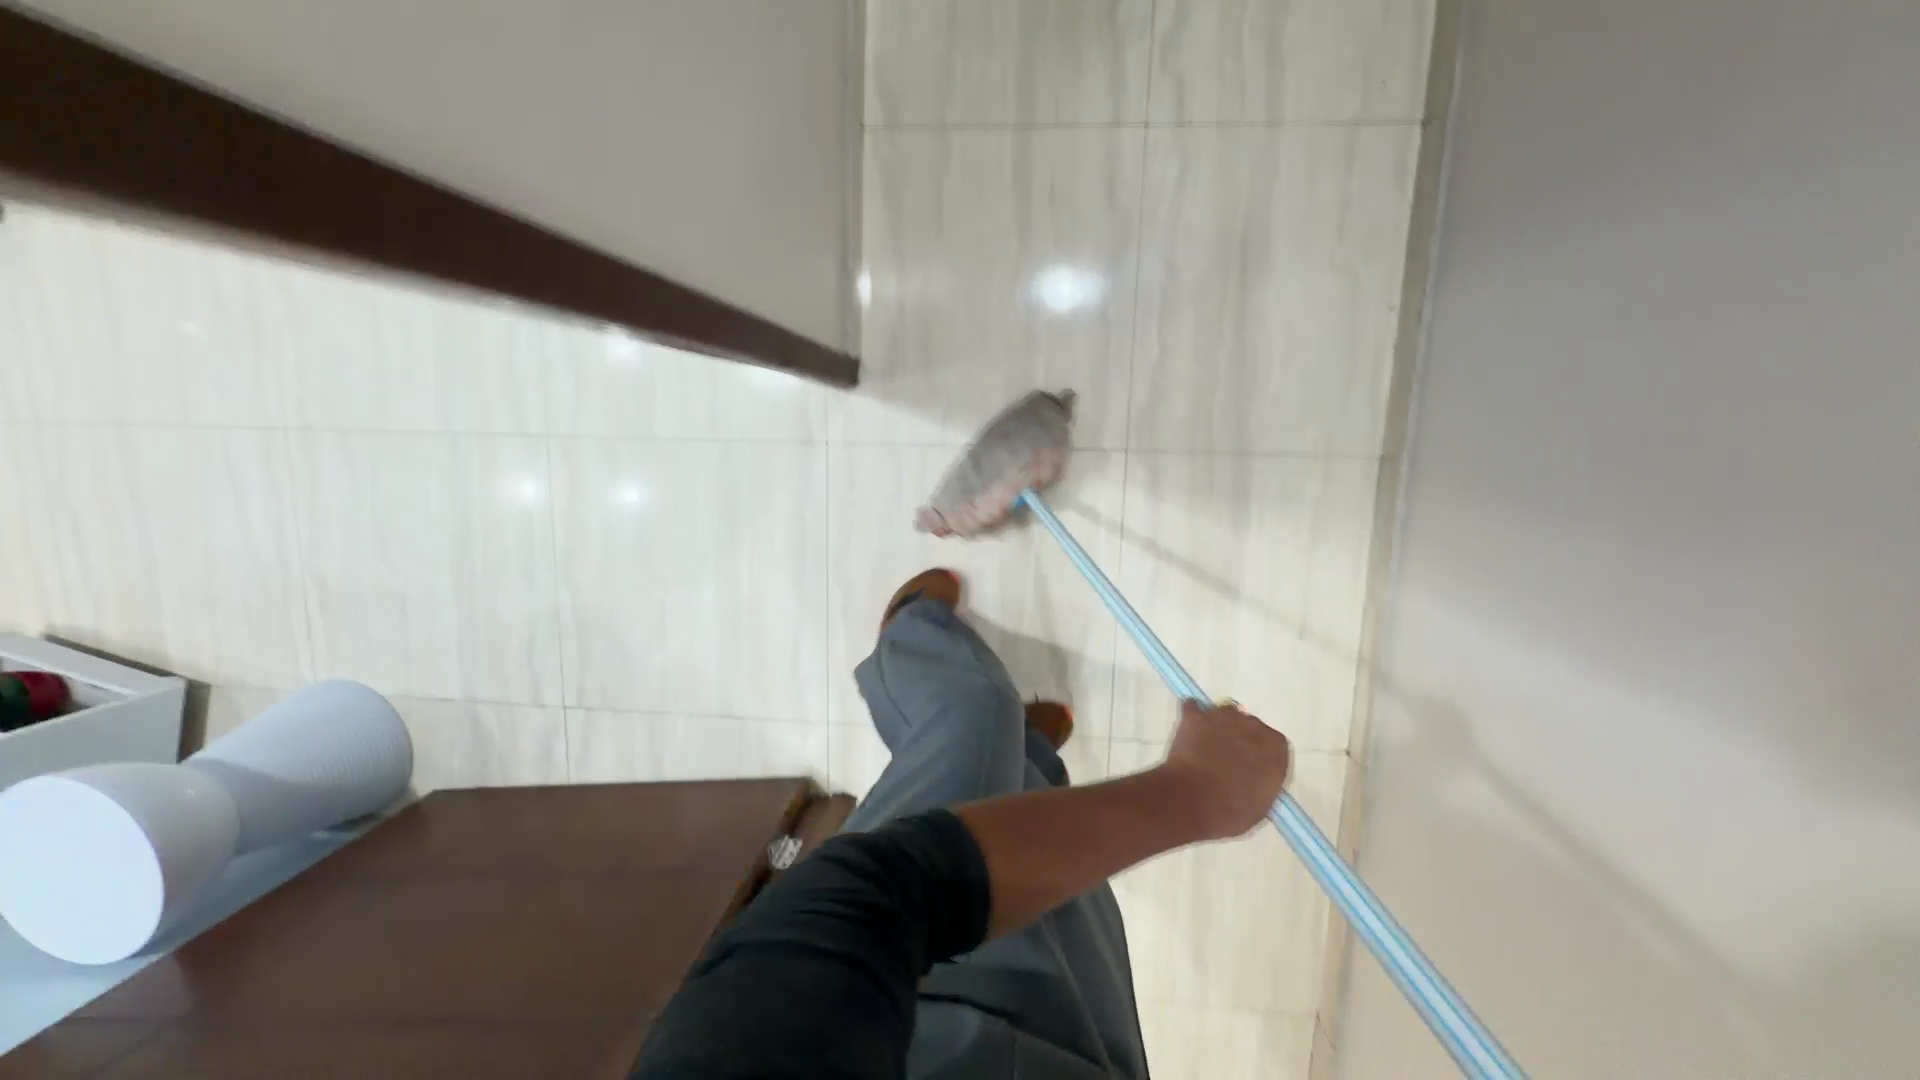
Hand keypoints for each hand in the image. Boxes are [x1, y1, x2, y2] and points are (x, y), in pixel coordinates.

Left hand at [1156, 700, 1291, 841]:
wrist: (1191, 801)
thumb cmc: (1231, 811)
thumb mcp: (1261, 806)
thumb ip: (1263, 782)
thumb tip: (1255, 777)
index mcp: (1276, 748)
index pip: (1274, 745)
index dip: (1260, 756)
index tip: (1250, 769)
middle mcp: (1253, 725)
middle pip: (1249, 726)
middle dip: (1239, 739)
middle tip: (1225, 760)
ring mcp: (1222, 716)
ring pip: (1224, 714)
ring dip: (1218, 726)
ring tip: (1206, 747)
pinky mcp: (1195, 716)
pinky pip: (1193, 708)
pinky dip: (1192, 716)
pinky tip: (1189, 728)